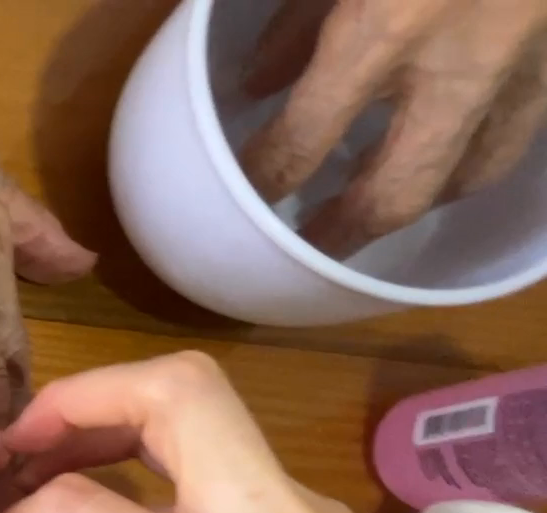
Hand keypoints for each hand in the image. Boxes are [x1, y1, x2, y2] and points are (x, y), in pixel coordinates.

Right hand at [0, 352, 465, 512]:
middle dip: (75, 398)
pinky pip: (220, 447)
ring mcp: (312, 511)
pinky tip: (113, 509)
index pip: (76, 506)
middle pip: (176, 390)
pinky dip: (146, 453)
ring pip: (203, 402)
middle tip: (18, 443)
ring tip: (51, 463)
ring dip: (109, 417)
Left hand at [241, 0, 546, 256]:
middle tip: (310, 245)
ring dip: (428, 193)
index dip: (262, 182)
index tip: (240, 197)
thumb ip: (296, 17)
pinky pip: (541, 106)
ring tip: (381, 206)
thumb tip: (256, 84)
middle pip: (403, 189)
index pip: (296, 150)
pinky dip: (494, 137)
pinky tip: (459, 138)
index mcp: (387, 28)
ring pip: (487, 159)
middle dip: (350, 229)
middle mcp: (472, 54)